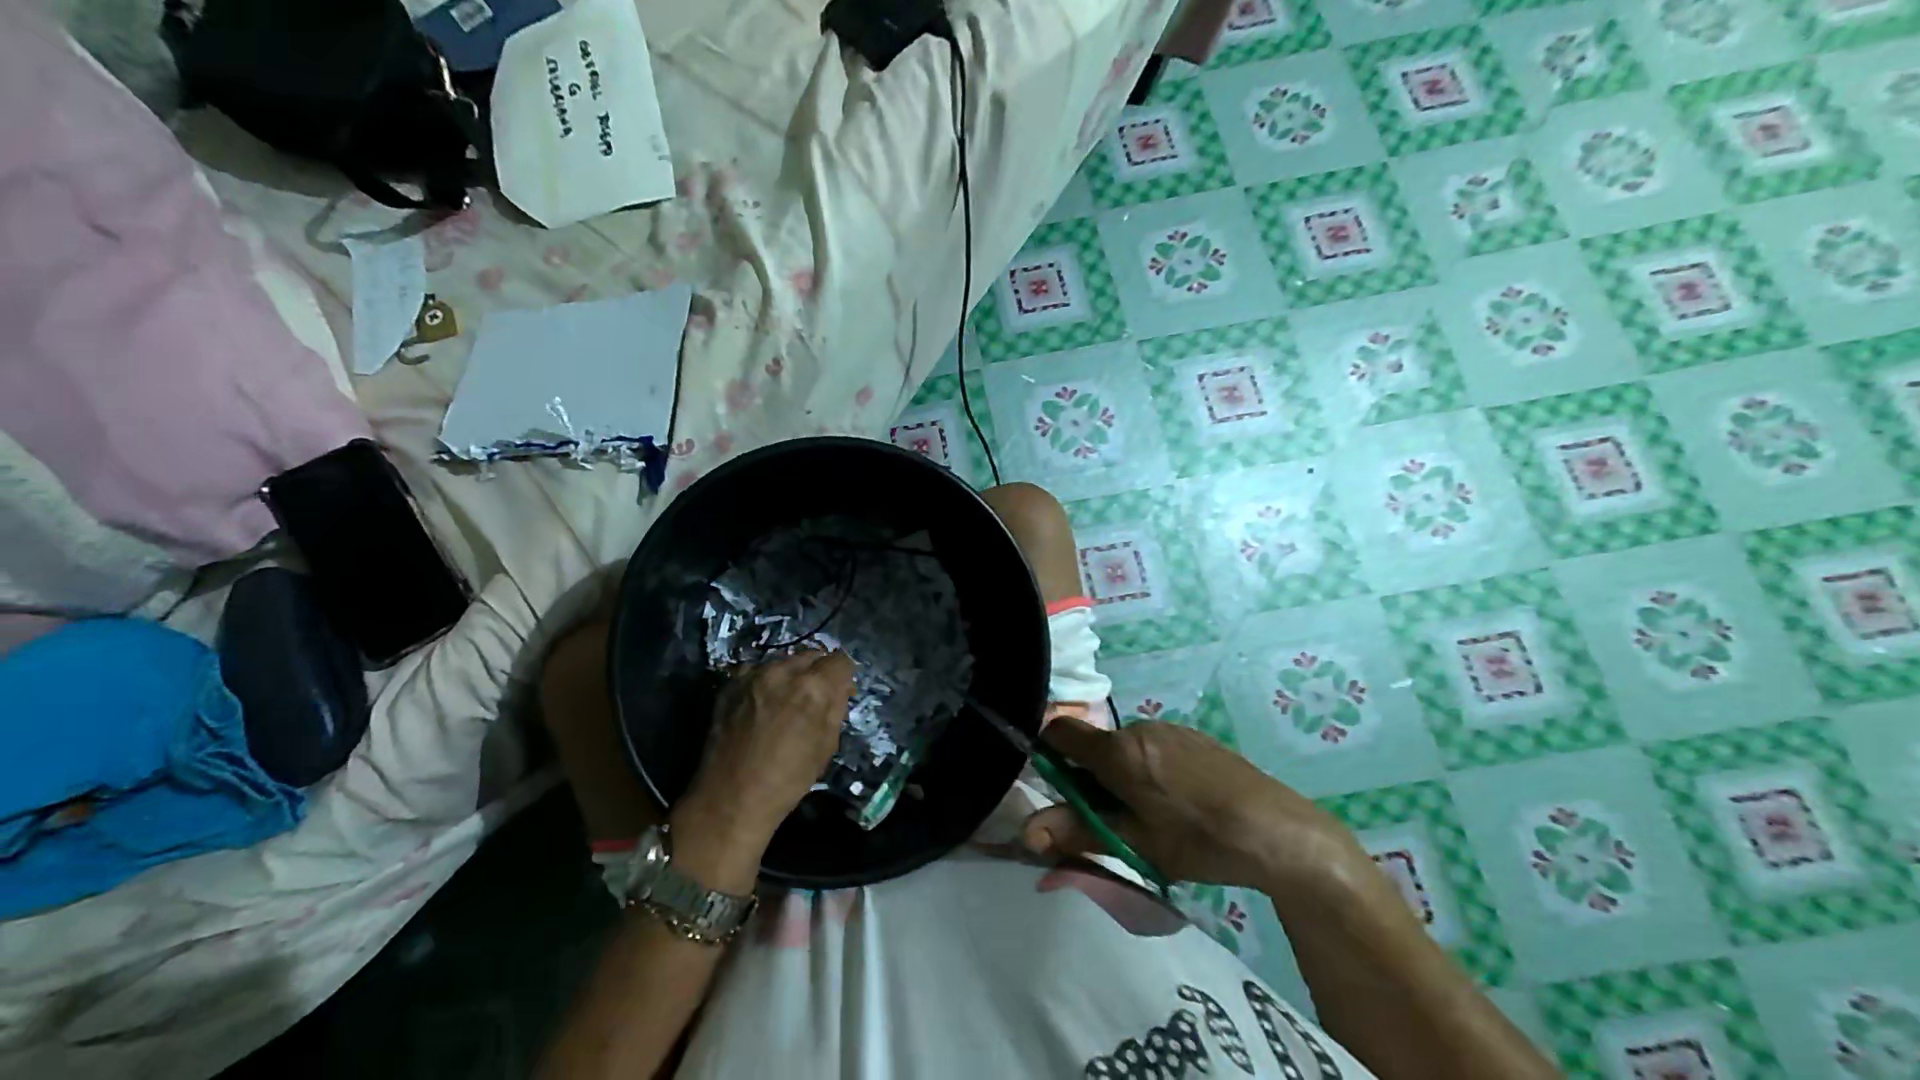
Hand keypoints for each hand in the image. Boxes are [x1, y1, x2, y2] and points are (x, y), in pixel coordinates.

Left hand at [683, 649, 855, 846]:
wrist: (730, 799)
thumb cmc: (788, 779)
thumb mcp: (827, 745)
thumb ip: (836, 707)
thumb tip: (840, 687)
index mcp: (813, 687)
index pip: (840, 660)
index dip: (844, 676)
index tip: (841, 691)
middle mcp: (783, 671)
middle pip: (811, 655)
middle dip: (818, 672)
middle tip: (815, 698)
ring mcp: (752, 675)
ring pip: (783, 661)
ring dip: (791, 675)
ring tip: (786, 701)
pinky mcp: (730, 684)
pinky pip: (756, 671)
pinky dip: (765, 681)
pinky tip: (762, 704)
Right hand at [1020, 716, 1376, 905]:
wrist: (1279, 832)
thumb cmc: (1200, 840)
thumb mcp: (1135, 843)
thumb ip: (1077, 831)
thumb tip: (1026, 831)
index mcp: (1118, 751)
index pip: (1059, 732)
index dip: (1049, 756)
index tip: (1060, 792)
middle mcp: (1139, 729)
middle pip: (1093, 745)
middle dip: (1090, 778)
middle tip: (1110, 820)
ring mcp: (1170, 730)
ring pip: (1124, 749)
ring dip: (1121, 776)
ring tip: (1150, 817)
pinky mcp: (1193, 737)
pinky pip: (1153, 748)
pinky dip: (1148, 770)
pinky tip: (1178, 803)